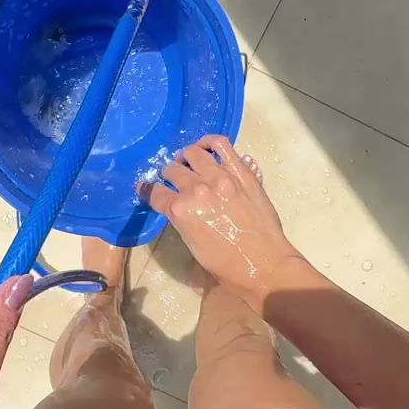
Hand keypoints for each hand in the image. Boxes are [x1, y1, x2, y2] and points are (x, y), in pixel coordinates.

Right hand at [143, 136, 301, 300]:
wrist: (264, 264)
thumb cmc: (226, 266)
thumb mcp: (192, 245)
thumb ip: (181, 221)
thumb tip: (177, 209)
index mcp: (180, 210)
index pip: (155, 193)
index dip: (147, 190)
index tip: (145, 187)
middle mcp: (197, 189)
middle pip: (173, 170)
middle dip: (168, 174)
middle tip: (172, 178)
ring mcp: (220, 177)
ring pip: (193, 153)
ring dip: (186, 157)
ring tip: (189, 162)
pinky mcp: (241, 172)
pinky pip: (221, 145)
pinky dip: (210, 142)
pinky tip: (207, 148)